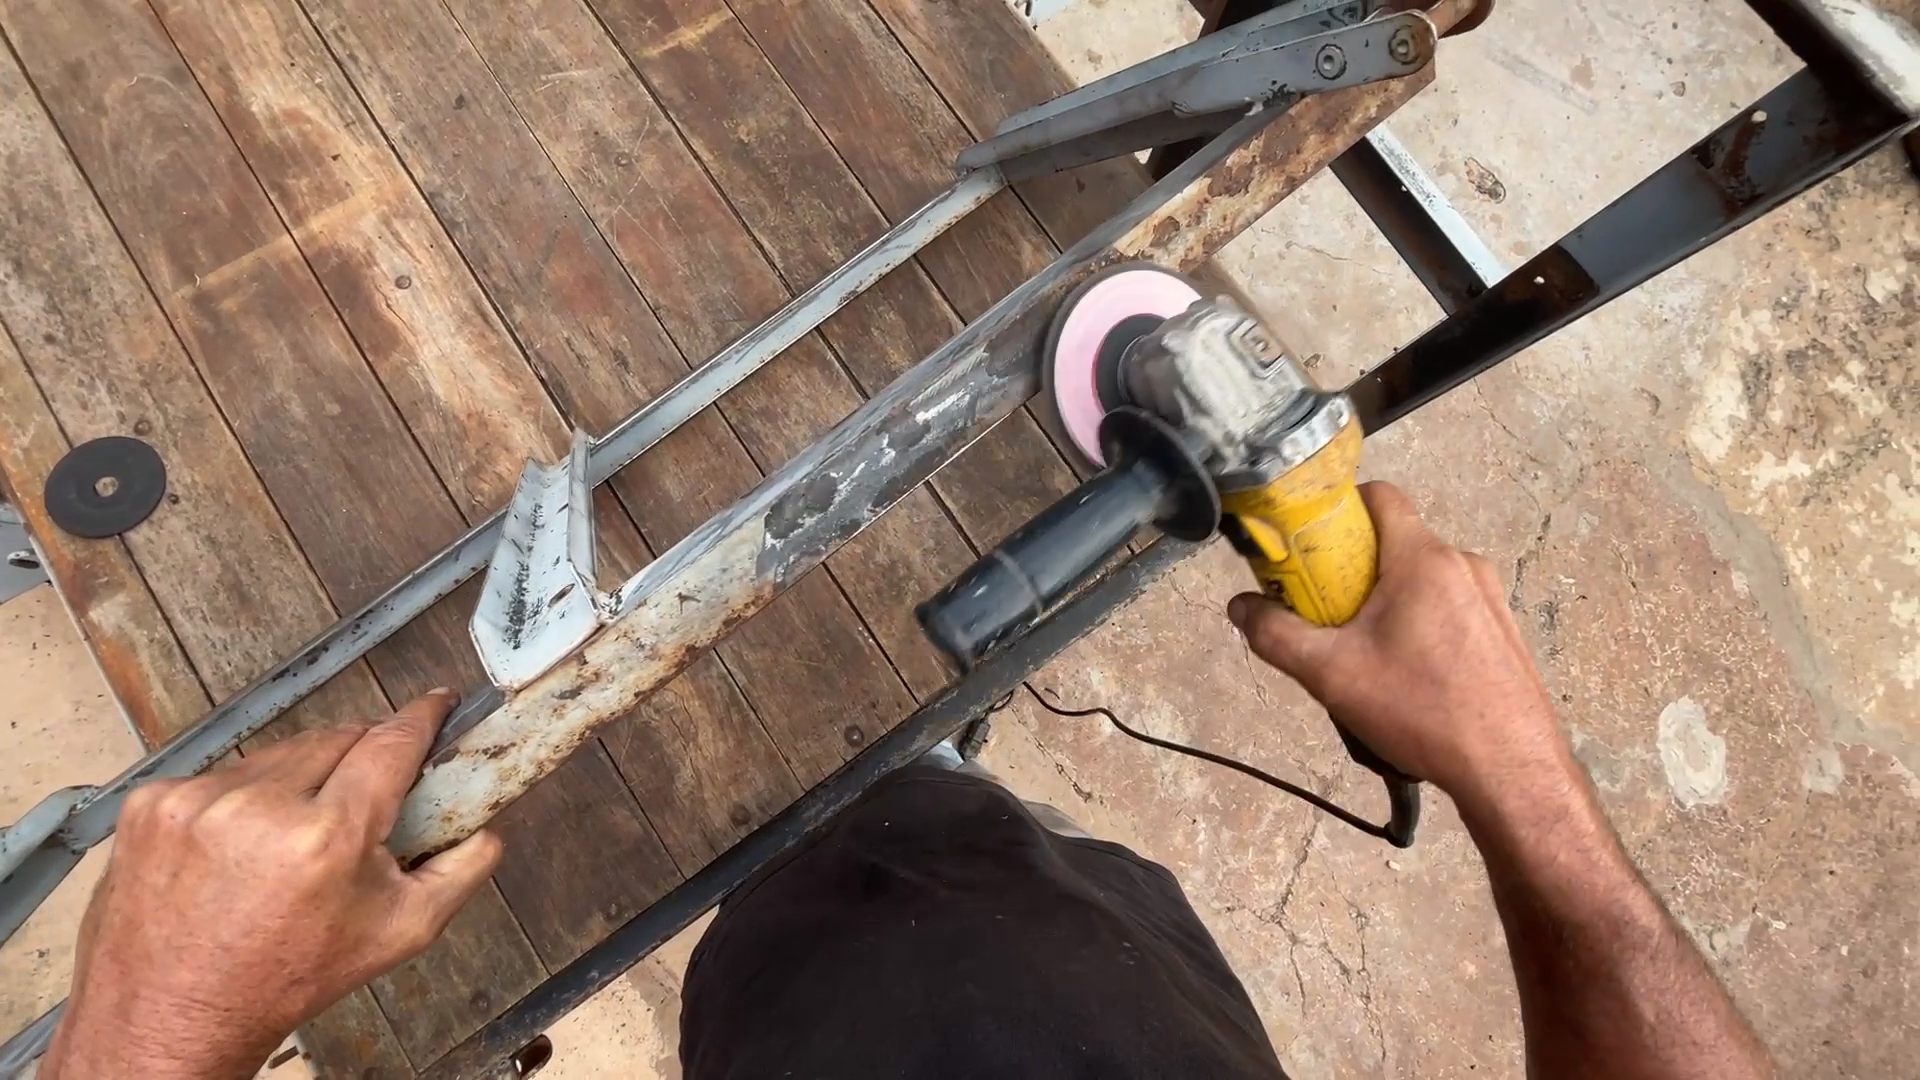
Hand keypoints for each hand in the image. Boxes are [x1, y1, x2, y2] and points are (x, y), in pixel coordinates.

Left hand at [42, 690, 503, 1079]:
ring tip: (308, 819)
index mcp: (327, 835)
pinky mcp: (152, 806)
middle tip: (372, 794)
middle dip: (368, 754)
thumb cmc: (288, 976)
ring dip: (313, 769)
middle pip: (345, 736)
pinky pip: (233, 768)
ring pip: (290, 748)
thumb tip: (490, 819)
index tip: (440, 702)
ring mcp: (196, 803)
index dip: (425, 715)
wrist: (168, 1022)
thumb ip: (470, 864)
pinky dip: (256, 788)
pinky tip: (254, 831)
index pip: (392, 740)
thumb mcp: (409, 928)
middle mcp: (257, 808)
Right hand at [1226, 482, 1573, 818]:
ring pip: (1416, 575)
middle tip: (1321, 609)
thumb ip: (1273, 633)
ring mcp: (1490, 597)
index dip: (1335, 508)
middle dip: (1347, 566)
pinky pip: (1443, 604)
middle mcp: (1462, 564)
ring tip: (1358, 649)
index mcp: (1423, 559)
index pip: (1377, 494)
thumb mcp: (1328, 673)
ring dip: (1379, 597)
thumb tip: (1239, 606)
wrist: (1513, 774)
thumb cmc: (1419, 709)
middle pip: (1390, 540)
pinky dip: (1412, 620)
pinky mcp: (1502, 630)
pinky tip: (1402, 672)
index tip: (1306, 546)